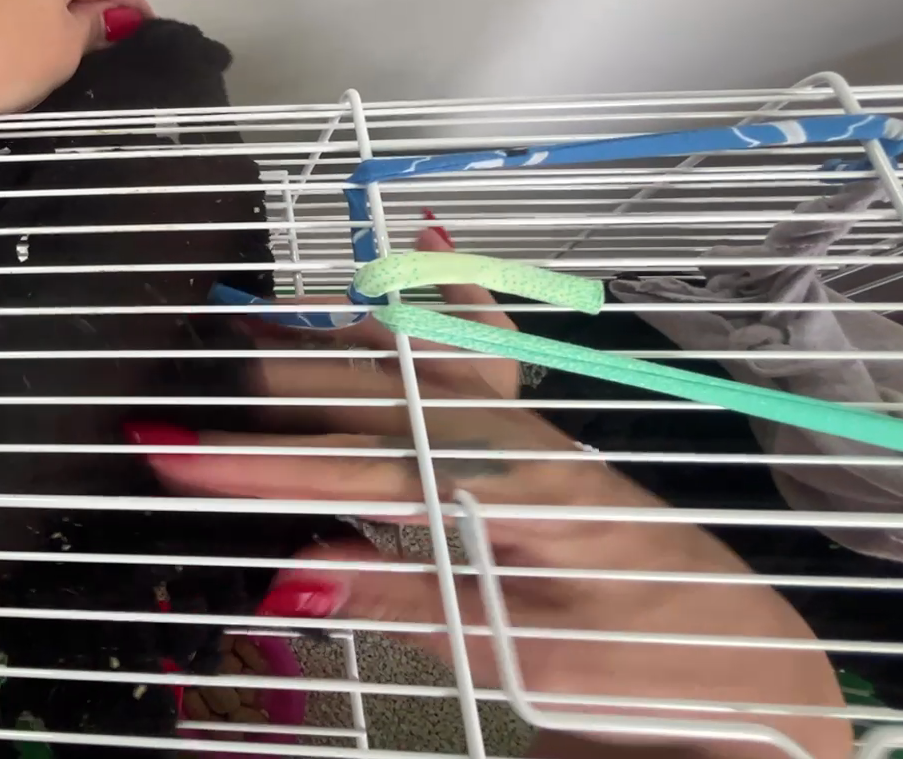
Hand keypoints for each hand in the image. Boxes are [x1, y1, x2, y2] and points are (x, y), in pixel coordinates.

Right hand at [130, 230, 848, 758]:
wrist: (728, 642)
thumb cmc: (634, 663)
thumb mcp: (522, 658)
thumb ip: (407, 602)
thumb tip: (290, 576)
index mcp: (515, 494)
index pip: (358, 471)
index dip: (258, 466)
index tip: (174, 453)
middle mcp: (510, 431)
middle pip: (365, 397)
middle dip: (260, 395)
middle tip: (176, 385)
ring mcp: (517, 411)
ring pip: (404, 353)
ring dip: (316, 336)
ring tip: (240, 315)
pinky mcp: (520, 412)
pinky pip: (479, 338)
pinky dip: (447, 289)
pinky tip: (431, 238)